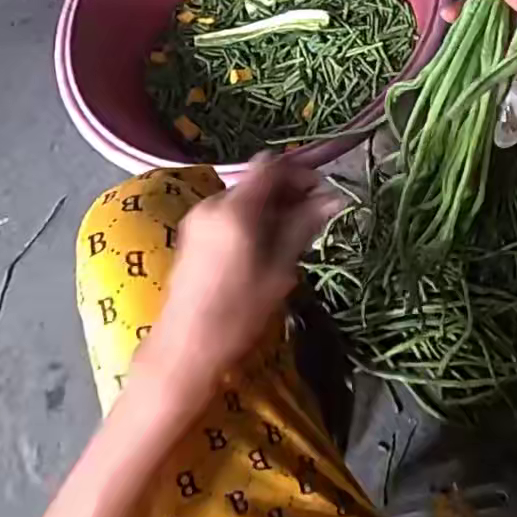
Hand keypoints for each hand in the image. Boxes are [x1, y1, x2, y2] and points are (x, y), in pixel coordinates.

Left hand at [149, 155, 340, 385]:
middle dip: (287, 190)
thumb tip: (332, 199)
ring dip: (270, 204)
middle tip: (312, 214)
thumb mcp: (279, 269)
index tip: (320, 190)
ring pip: (244, 195)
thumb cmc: (238, 314)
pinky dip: (251, 216)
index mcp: (235, 210)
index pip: (271, 166)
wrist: (184, 349)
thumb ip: (303, 226)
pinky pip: (228, 211)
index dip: (300, 172)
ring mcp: (198, 217)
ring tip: (291, 232)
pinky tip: (264, 242)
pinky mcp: (191, 232)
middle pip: (257, 179)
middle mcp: (213, 204)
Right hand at [441, 0, 516, 132]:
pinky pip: (486, 66)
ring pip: (485, 41)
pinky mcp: (506, 76)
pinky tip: (455, 54)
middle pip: (489, 19)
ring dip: (467, 36)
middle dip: (468, 14)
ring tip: (448, 30)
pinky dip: (472, 61)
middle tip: (448, 13)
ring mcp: (512, 55)